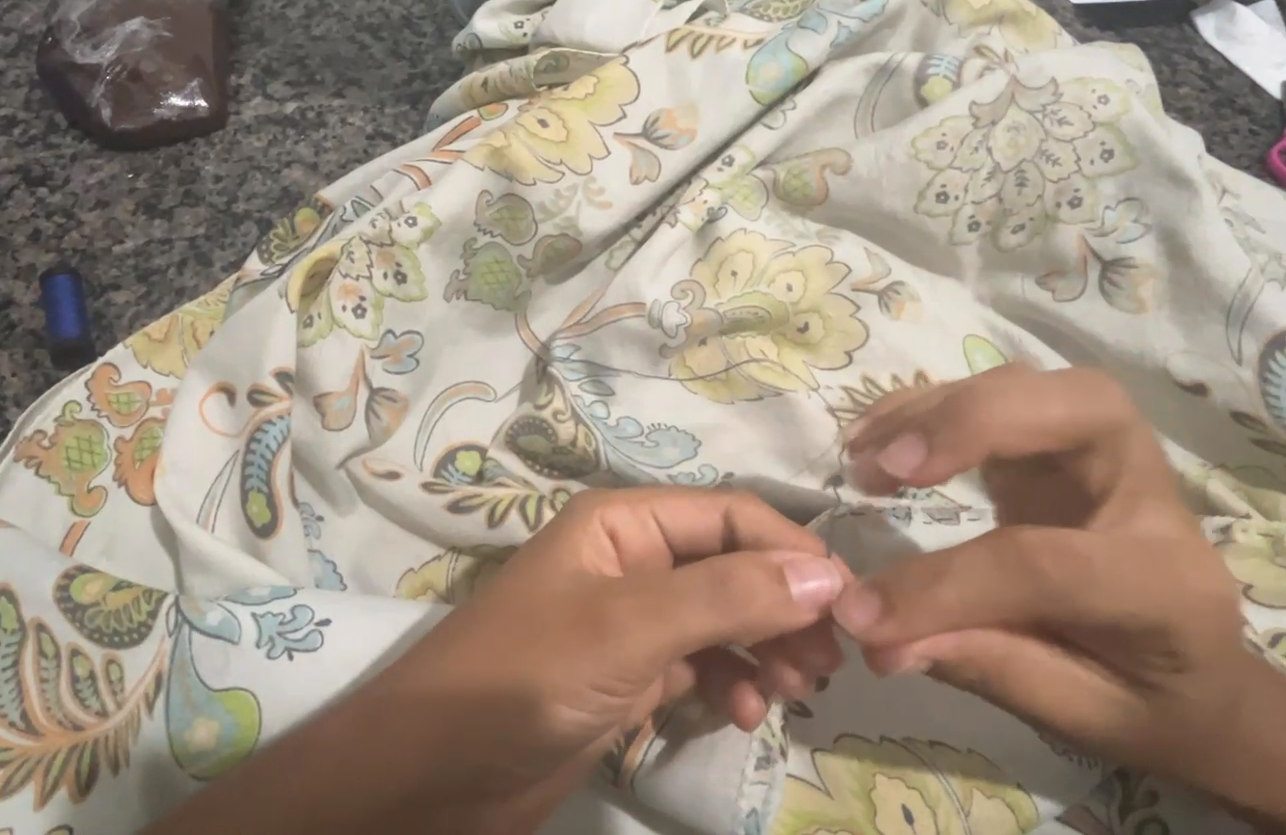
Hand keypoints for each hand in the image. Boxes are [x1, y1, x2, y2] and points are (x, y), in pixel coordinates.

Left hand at [367, 487, 849, 808]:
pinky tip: (741, 714)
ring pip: (723, 619)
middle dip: (782, 607)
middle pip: (732, 567)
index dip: (791, 552)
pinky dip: (729, 684)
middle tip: (824, 664)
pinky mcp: (629, 676)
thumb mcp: (630, 627)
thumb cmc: (527, 674)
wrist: (436, 769)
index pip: (730, 516)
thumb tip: (827, 574)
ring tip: (789, 693)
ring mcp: (631, 621)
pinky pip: (700, 666)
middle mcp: (633, 560)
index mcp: (625, 522)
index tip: (849, 607)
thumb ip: (727, 595)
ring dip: (763, 650)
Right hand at [832, 364, 1261, 779]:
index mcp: (1169, 586)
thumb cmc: (1144, 699)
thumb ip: (982, 664)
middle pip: (1081, 408)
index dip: (944, 584)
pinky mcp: (1058, 437)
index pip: (1047, 563)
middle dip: (970, 421)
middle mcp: (1150, 496)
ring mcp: (1108, 452)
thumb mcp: (1077, 711)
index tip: (858, 613)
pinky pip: (998, 390)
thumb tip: (875, 637)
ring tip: (860, 453)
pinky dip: (927, 403)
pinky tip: (877, 434)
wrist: (1200, 672)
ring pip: (1030, 384)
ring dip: (932, 408)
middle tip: (883, 464)